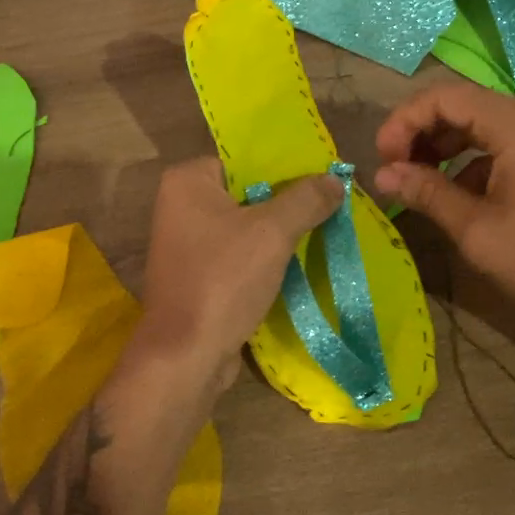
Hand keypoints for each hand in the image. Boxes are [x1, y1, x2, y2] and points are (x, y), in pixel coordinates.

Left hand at [132, 158, 342, 389]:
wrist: (187, 354)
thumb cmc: (223, 278)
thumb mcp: (272, 232)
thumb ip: (305, 200)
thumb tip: (335, 179)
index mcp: (186, 181)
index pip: (242, 160)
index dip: (283, 169)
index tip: (322, 179)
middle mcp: (179, 205)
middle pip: (245, 193)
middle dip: (285, 203)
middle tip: (329, 206)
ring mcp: (185, 242)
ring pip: (244, 227)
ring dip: (277, 234)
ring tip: (323, 232)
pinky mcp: (196, 275)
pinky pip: (238, 255)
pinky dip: (264, 260)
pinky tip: (299, 264)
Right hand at [373, 82, 514, 343]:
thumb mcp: (479, 232)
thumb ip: (426, 193)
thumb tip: (383, 174)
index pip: (443, 96)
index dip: (403, 121)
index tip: (381, 159)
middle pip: (466, 106)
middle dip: (423, 134)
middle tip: (396, 173)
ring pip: (488, 126)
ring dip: (449, 150)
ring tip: (424, 188)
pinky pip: (512, 146)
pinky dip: (479, 164)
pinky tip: (466, 201)